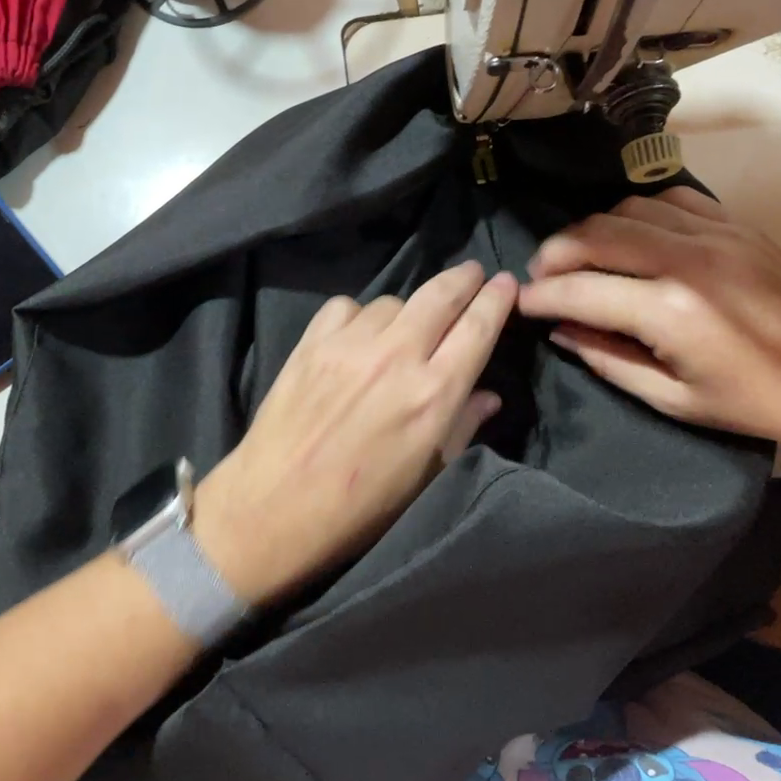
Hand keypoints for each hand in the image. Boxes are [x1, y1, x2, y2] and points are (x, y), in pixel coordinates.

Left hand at [194, 261, 518, 605]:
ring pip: (392, 302)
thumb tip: (487, 395)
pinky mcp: (311, 343)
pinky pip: (345, 307)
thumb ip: (462, 427)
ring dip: (407, 309)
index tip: (506, 283)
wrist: (274, 508)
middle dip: (463, 278)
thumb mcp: (427, 476)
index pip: (478, 327)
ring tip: (405, 327)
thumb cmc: (361, 507)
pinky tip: (357, 336)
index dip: (497, 299)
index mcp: (434, 393)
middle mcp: (397, 357)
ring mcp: (350, 345)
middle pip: (440, 295)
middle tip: (472, 273)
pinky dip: (359, 315)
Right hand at [517, 187, 780, 464]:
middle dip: (555, 254)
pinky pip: (670, 198)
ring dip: (593, 231)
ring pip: (627, 209)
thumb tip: (562, 330)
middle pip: (595, 235)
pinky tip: (634, 237)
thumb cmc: (761, 402)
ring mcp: (715, 234)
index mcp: (670, 312)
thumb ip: (609, 361)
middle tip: (540, 277)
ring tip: (582, 257)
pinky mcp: (737, 224)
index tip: (521, 303)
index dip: (541, 296)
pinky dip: (638, 213)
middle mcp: (686, 260)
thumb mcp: (675, 400)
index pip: (580, 290)